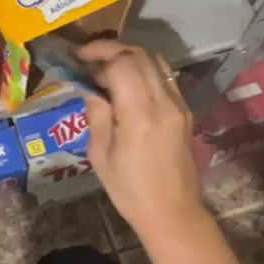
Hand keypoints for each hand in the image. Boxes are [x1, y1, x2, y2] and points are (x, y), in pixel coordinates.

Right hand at [78, 40, 206, 241]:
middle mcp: (164, 102)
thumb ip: (97, 114)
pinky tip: (127, 85)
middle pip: (141, 55)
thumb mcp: (100, 154)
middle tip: (89, 60)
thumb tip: (90, 89)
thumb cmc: (129, 189)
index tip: (79, 58)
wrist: (172, 213)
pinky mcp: (184, 112)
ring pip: (156, 62)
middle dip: (112, 50)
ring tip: (108, 69)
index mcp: (140, 113)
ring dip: (130, 57)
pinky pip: (164, 78)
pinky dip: (144, 71)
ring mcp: (178, 105)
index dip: (99, 53)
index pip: (123, 62)